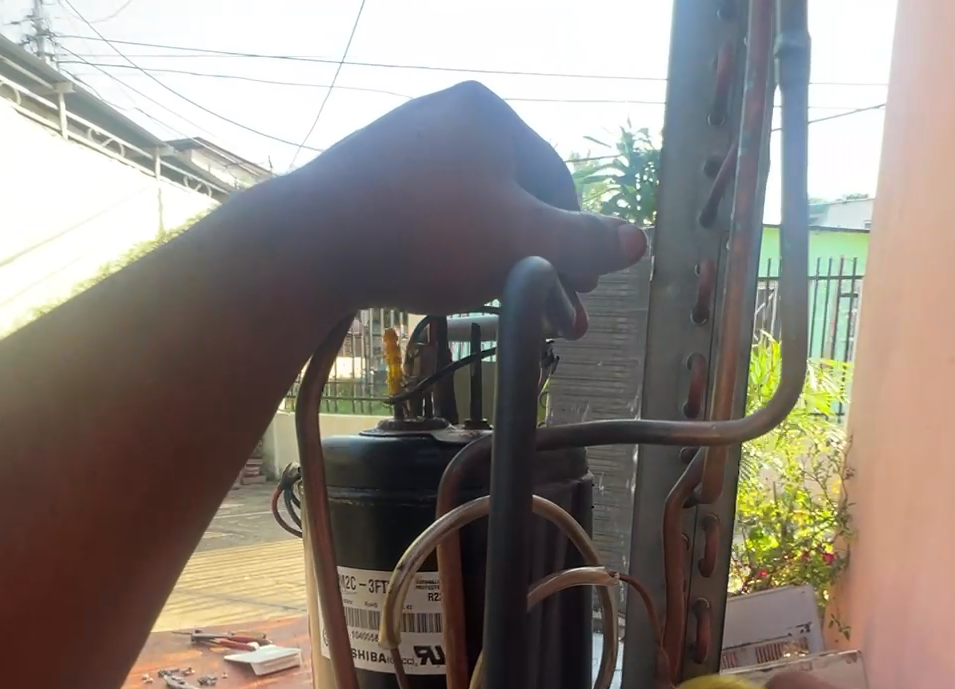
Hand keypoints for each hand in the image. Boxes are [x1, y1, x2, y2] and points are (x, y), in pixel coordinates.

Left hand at [276, 82, 648, 328]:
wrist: (315, 241)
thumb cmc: (431, 235)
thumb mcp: (522, 244)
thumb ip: (583, 245)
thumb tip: (639, 242)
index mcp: (489, 115)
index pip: (555, 182)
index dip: (574, 242)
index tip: (579, 291)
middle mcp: (445, 115)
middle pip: (512, 196)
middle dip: (534, 258)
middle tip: (545, 308)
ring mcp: (401, 143)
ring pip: (470, 210)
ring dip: (495, 260)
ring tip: (500, 303)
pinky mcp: (367, 178)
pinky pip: (428, 216)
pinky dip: (449, 250)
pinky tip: (447, 283)